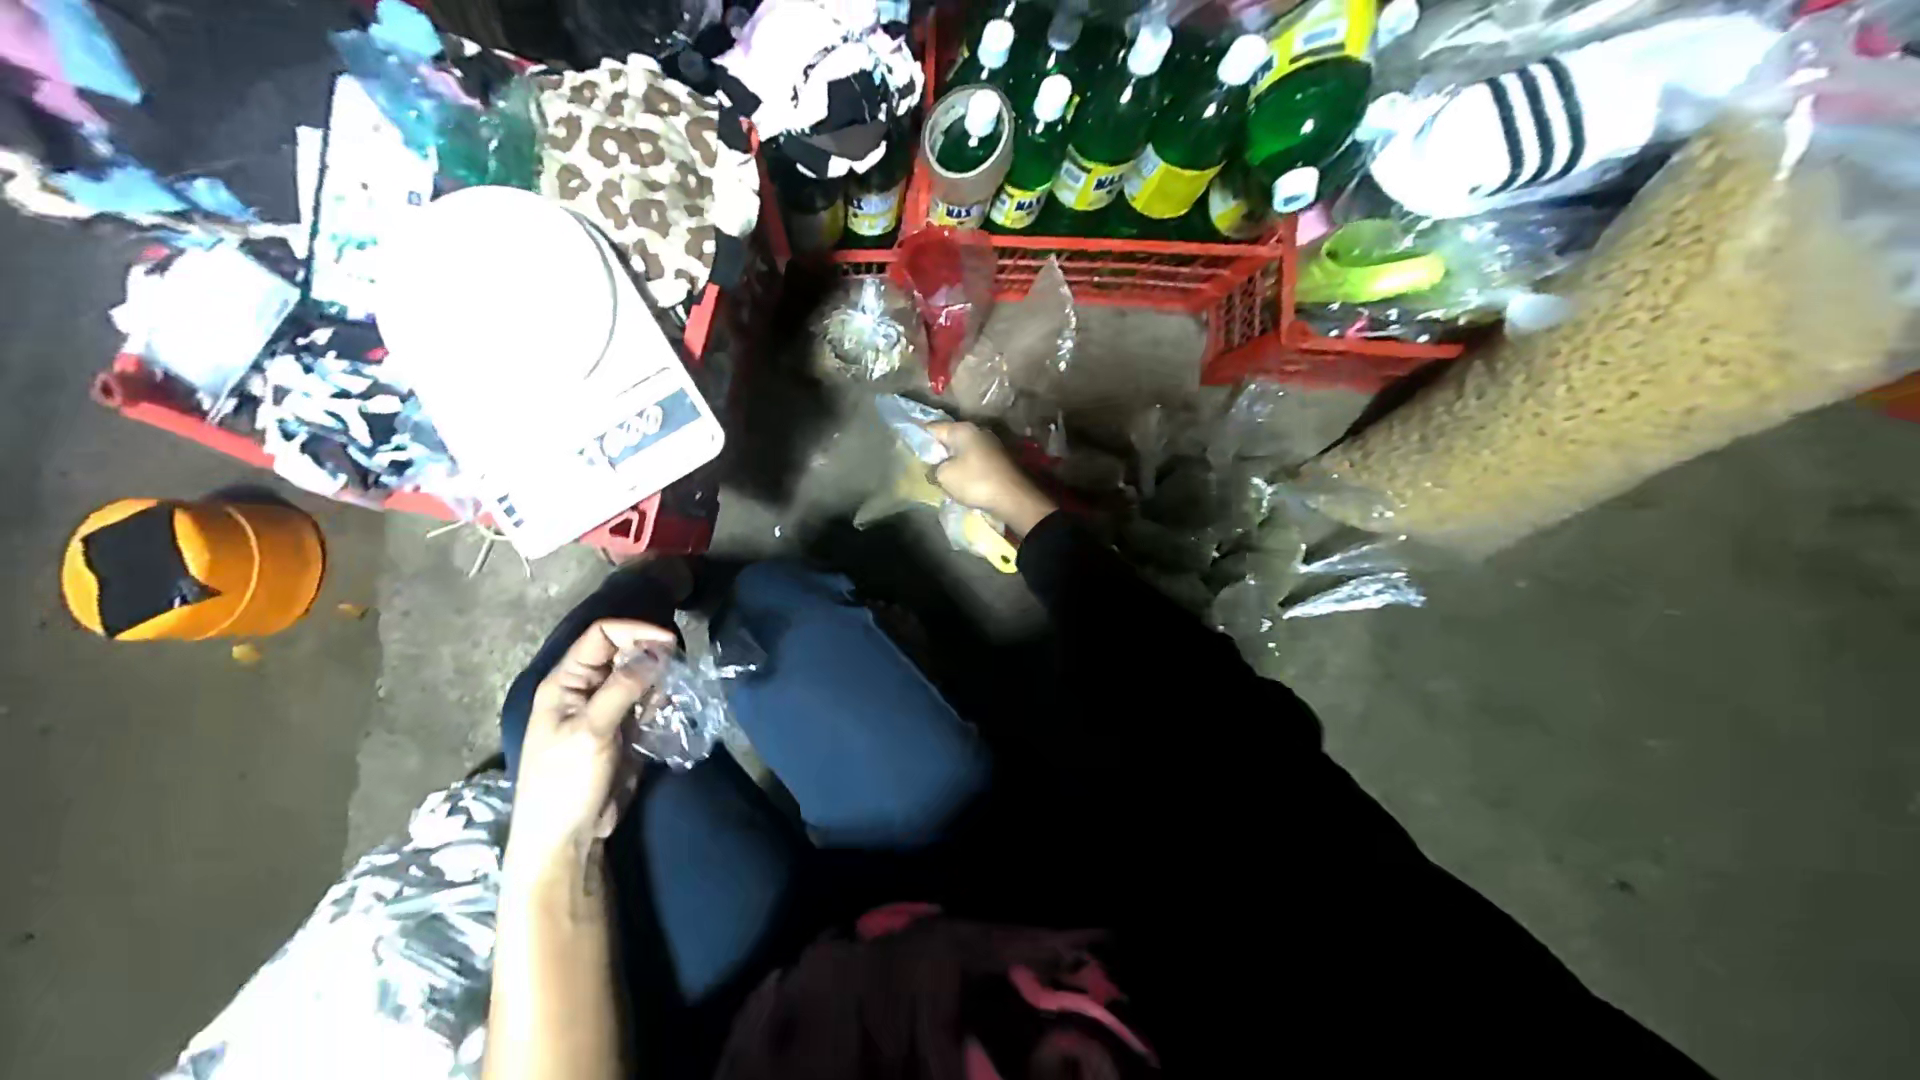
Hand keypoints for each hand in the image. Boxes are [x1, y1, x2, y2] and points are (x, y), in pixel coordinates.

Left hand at [506, 619, 676, 880]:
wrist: (566, 837)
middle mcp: (584, 689)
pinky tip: (669, 707)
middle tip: (677, 665)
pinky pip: (645, 701)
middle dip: (650, 653)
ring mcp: (604, 709)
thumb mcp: (592, 730)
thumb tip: (656, 652)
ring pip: (637, 676)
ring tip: (674, 689)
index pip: (601, 636)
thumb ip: (623, 687)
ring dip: (658, 677)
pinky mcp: (622, 728)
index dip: (635, 631)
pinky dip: (660, 699)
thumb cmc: (565, 782)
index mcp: (565, 682)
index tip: (669, 642)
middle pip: (622, 652)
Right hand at [927, 422, 1058, 537]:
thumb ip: (934, 469)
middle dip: (937, 450)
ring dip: (952, 460)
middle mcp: (977, 431)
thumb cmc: (976, 482)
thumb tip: (936, 469)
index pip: (932, 427)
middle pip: (949, 437)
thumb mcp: (945, 476)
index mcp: (962, 429)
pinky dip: (965, 467)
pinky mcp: (999, 458)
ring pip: (963, 449)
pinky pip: (974, 459)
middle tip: (924, 464)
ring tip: (941, 474)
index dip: (919, 436)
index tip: (909, 447)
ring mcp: (990, 444)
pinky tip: (960, 479)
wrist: (1014, 497)